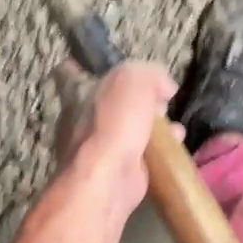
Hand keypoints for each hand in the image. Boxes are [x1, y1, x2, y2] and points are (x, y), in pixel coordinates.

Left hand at [51, 59, 180, 223]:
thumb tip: (164, 86)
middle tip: (157, 99)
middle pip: (106, 99)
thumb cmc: (112, 122)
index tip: (112, 65)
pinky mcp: (113, 168)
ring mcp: (94, 146)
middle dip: (135, 98)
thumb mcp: (134, 80)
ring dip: (150, 123)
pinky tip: (173, 143)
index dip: (87, 63)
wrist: (107, 179)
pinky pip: (137, 151)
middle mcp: (78, 117)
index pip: (69, 69)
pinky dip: (156, 147)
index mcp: (74, 91)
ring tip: (169, 124)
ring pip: (124, 126)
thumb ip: (150, 73)